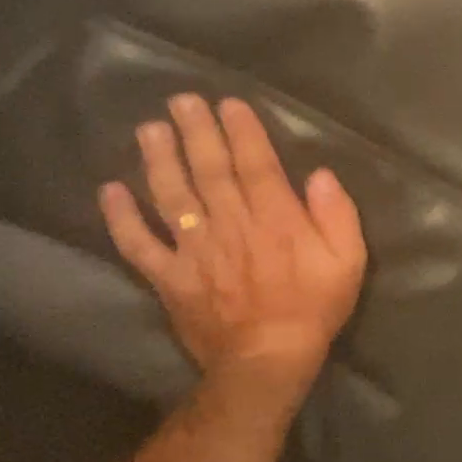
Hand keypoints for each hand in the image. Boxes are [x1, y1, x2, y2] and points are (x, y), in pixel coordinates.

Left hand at [100, 95, 366, 385]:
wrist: (267, 359)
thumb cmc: (317, 303)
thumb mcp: (350, 258)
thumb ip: (336, 214)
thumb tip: (320, 175)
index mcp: (278, 219)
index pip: (256, 166)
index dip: (242, 133)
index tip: (230, 104)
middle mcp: (232, 227)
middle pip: (209, 173)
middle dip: (196, 135)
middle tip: (182, 102)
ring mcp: (195, 252)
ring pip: (172, 198)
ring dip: (159, 162)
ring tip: (150, 130)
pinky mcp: (170, 277)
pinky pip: (140, 244)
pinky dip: (122, 217)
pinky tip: (111, 191)